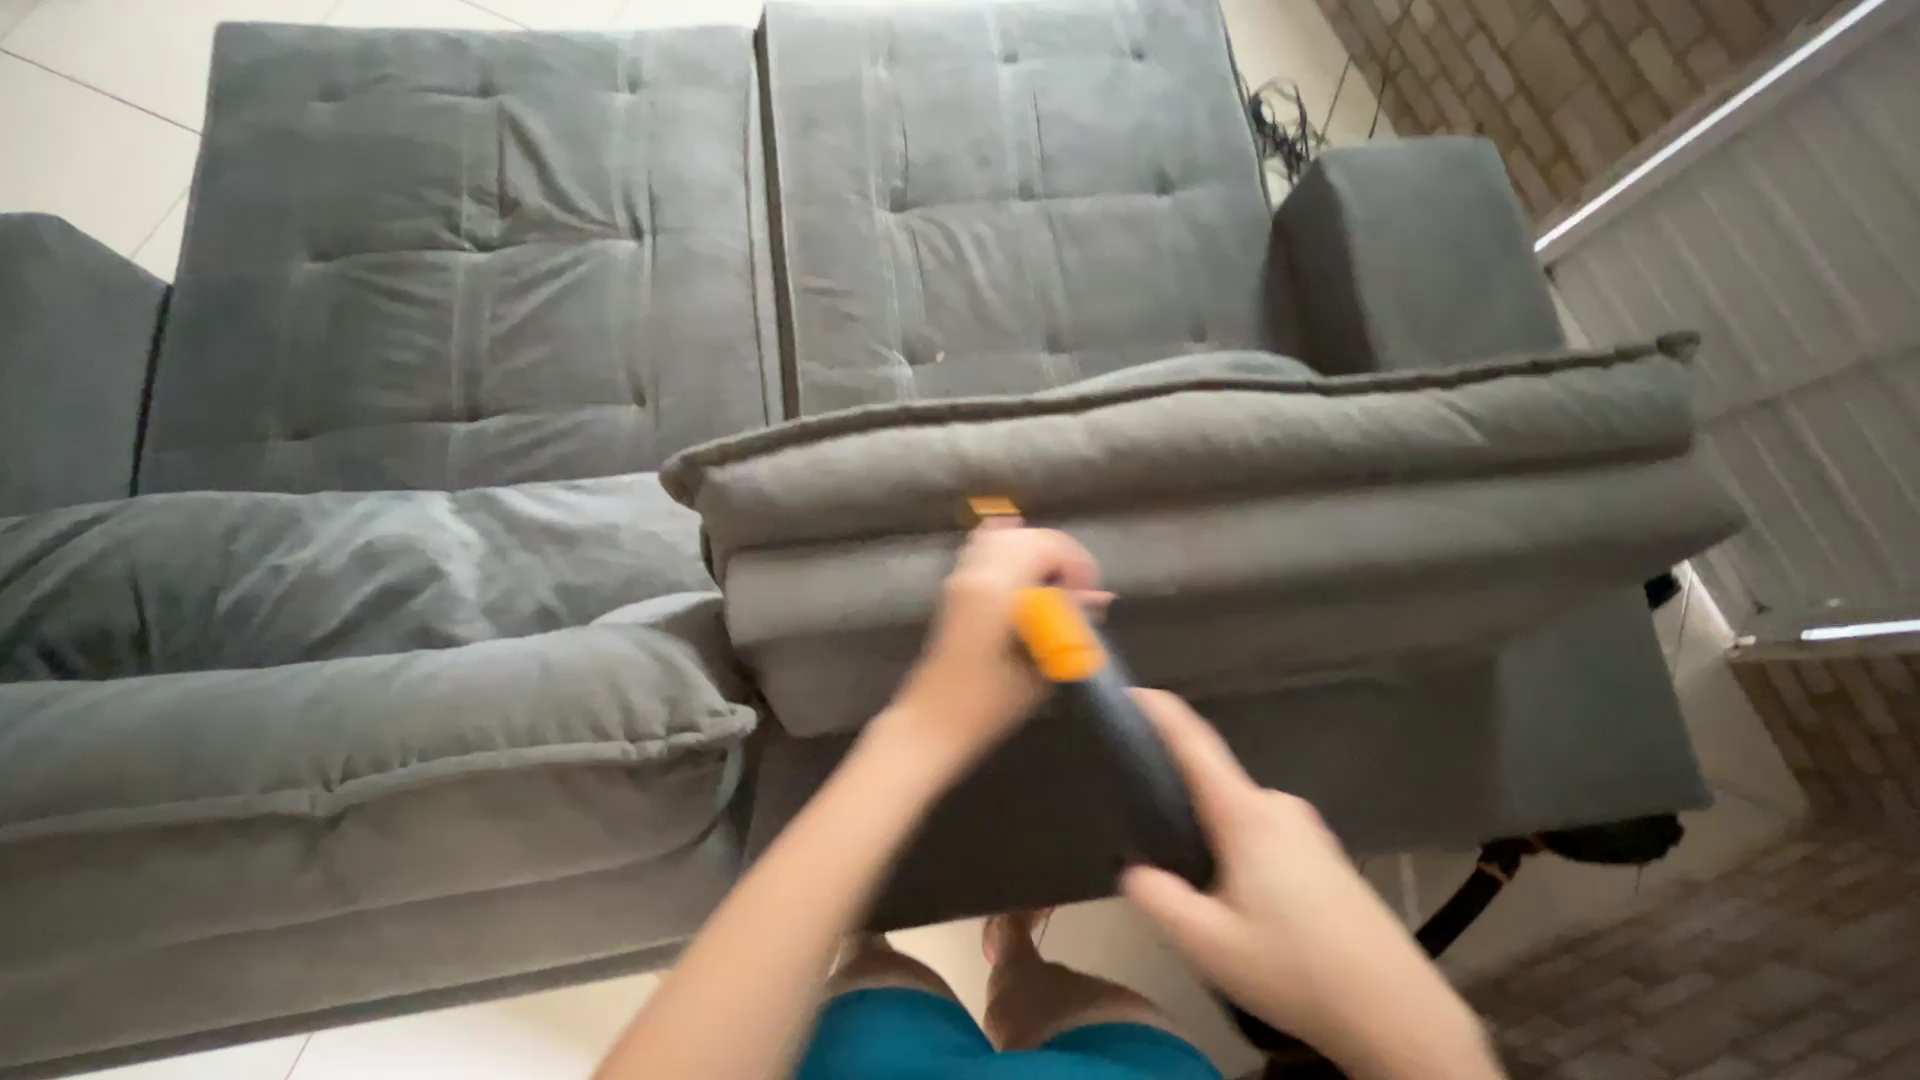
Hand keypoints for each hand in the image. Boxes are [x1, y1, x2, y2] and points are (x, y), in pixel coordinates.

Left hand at [866, 520, 1102, 781]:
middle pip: (1026, 536)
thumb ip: (1071, 624)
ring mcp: (961, 577)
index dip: (1077, 562)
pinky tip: (1022, 565)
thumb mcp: (1043, 665)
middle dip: (1059, 554)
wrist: (935, 720)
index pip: (1047, 545)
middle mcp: (977, 572)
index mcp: (999, 588)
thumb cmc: (991, 702)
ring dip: (1034, 550)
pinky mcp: (954, 589)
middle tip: (1077, 589)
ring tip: (1054, 583)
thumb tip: (1100, 598)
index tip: (1090, 594)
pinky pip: (981, 549)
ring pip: (1003, 537)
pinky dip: (1006, 548)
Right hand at [1120, 691, 1495, 1077]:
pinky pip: (1263, 834)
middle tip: (1144, 837)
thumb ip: (1158, 898)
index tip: (1131, 692)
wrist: (1398, 1013)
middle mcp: (1278, 807)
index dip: (1161, 713)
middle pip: (1213, 784)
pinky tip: (1238, 901)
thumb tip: (1134, 870)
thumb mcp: (1208, 944)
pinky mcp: (1324, 855)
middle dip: (1177, 800)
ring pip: (1237, 816)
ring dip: (1209, 835)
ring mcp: (1307, 829)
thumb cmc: (1296, 970)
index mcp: (1247, 816)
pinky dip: (1238, 850)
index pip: (1196, 744)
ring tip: (1190, 883)